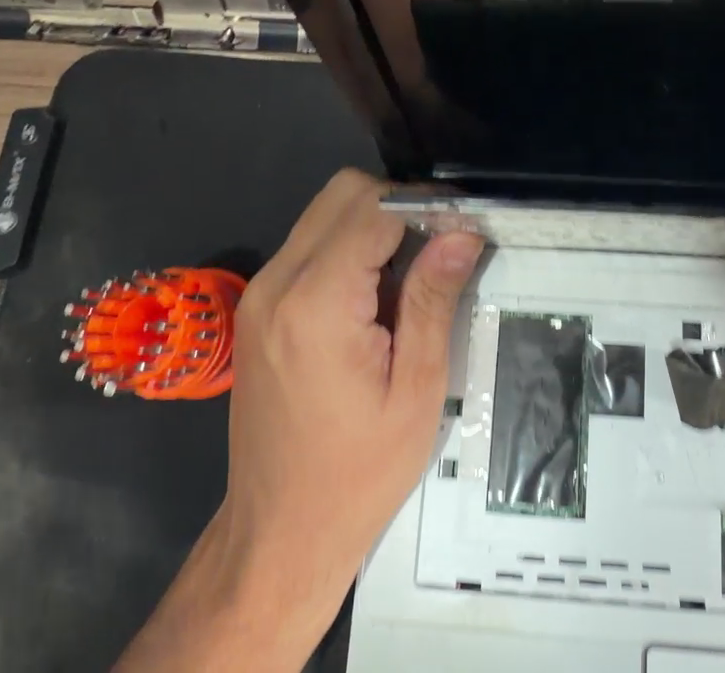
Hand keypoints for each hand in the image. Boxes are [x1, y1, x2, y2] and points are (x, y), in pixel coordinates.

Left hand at [116, 170, 483, 672]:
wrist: (281, 530)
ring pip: (323, 215)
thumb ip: (432, 300)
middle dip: (398, 205)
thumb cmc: (358, 472)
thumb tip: (462, 232)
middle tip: (443, 249)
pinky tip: (377, 299)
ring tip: (414, 278)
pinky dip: (348, 250)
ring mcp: (258, 294)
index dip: (427, 206)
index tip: (467, 226)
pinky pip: (308, 248)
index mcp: (316, 304)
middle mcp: (276, 284)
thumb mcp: (416, 391)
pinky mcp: (256, 309)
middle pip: (341, 193)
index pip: (373, 208)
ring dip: (374, 226)